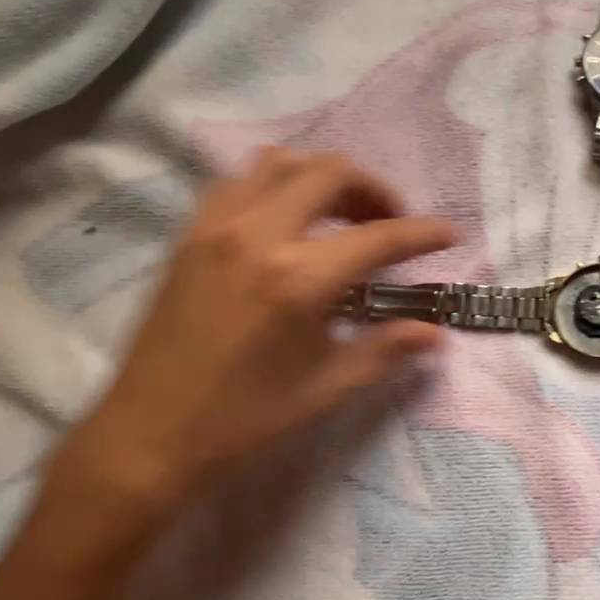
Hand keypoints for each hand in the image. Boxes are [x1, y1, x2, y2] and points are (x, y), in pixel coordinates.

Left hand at [67, 150, 455, 499]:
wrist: (150, 436)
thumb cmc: (245, 420)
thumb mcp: (326, 390)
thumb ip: (385, 351)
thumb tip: (435, 333)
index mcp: (298, 279)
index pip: (378, 237)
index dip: (423, 232)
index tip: (450, 233)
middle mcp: (256, 236)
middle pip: (329, 173)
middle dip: (374, 190)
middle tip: (390, 224)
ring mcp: (214, 228)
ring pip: (279, 164)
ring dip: (321, 178)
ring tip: (340, 215)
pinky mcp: (187, 236)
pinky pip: (236, 183)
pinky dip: (273, 185)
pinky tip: (285, 223)